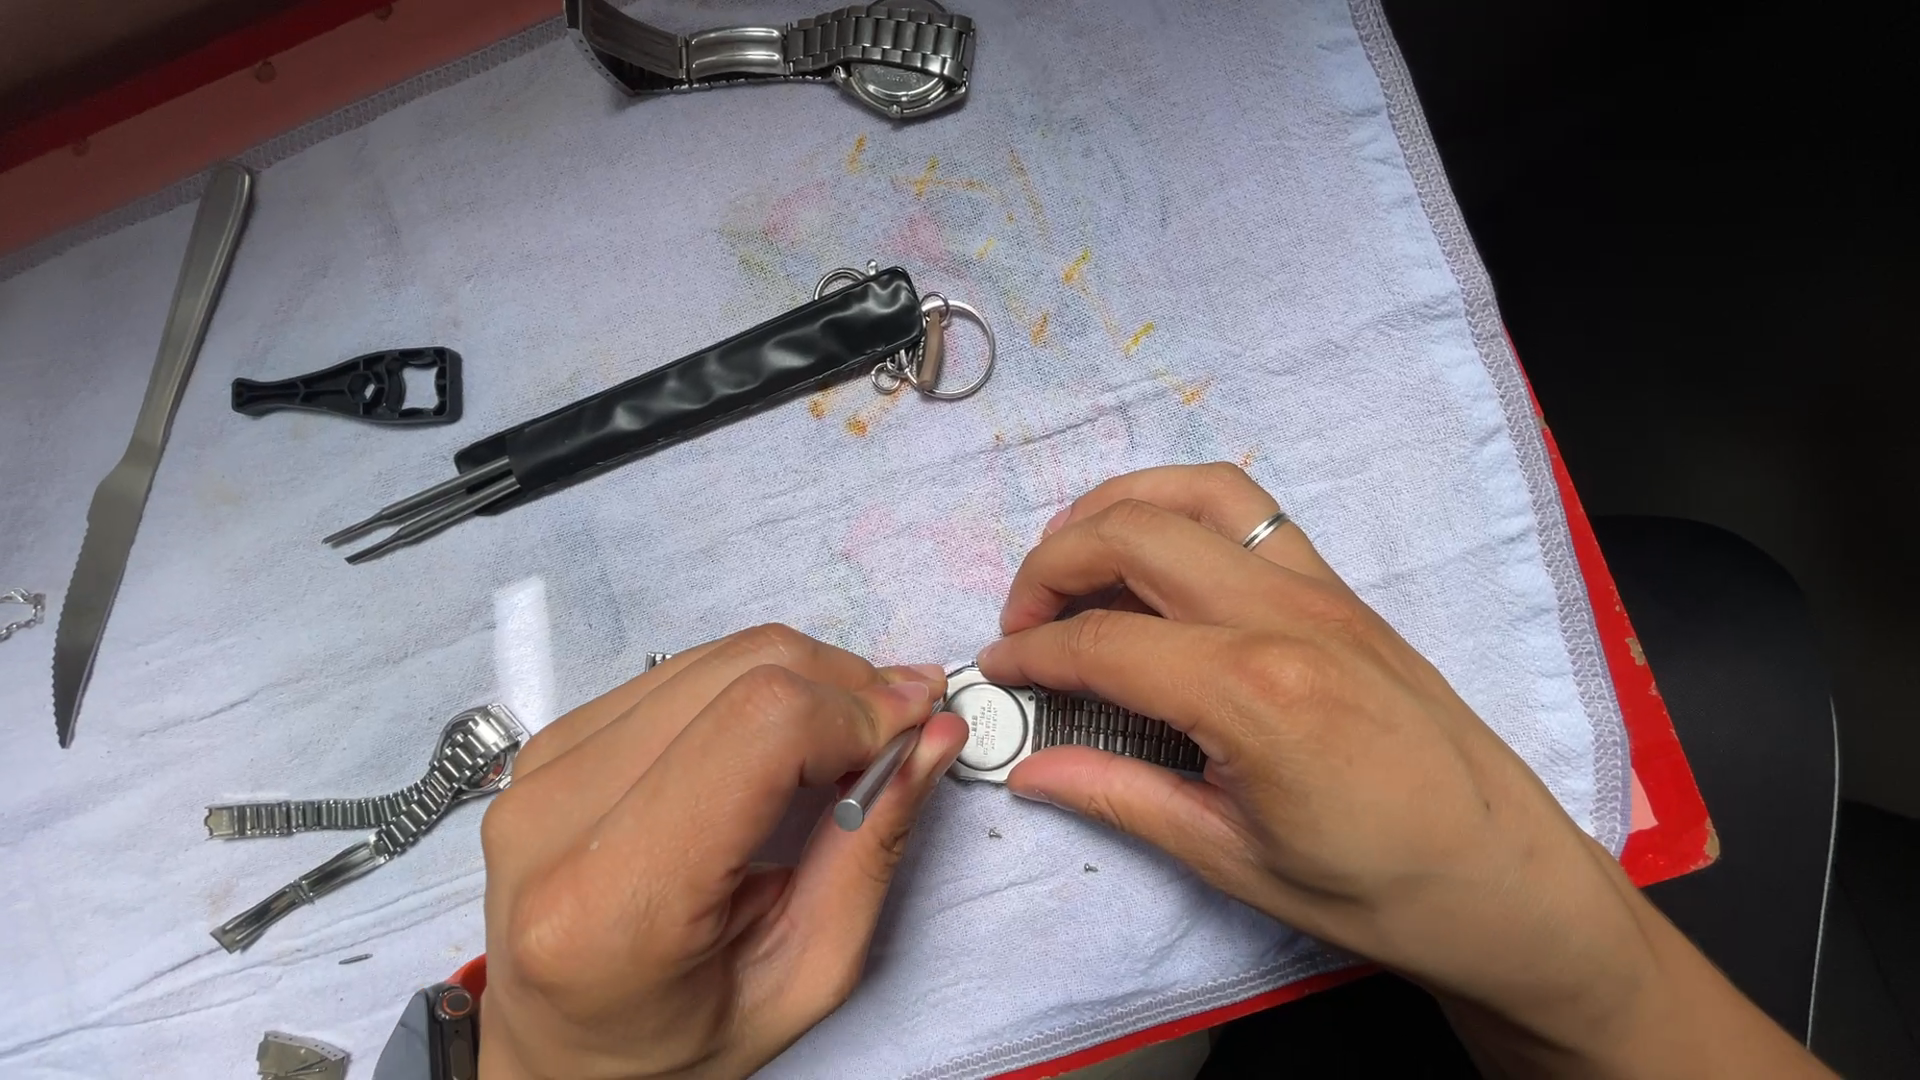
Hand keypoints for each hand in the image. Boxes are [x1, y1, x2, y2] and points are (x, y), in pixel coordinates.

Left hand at [478, 626, 968, 1079]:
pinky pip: (690, 666)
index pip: (761, 730)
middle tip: (897, 729)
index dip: (858, 710)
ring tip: (847, 733)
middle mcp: (560, 813)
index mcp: (616, 904)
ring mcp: (549, 762)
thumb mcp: (804, 975)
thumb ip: (873, 847)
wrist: (555, 1049)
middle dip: (849, 686)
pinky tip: (786, 733)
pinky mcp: (558, 735)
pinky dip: (762, 683)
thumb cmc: (679, 1040)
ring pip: (725, 655)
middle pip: (748, 674)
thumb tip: (933, 735)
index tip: (915, 728)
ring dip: (811, 680)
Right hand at [981, 464, 1826, 1077]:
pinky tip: (1152, 548)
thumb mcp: (1230, 859)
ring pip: (1191, 491)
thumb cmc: (1374, 888)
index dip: (1032, 652)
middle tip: (1022, 619)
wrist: (1512, 880)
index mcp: (1252, 693)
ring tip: (1071, 556)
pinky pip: (1244, 505)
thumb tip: (1024, 768)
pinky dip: (1176, 503)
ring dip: (1111, 507)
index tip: (997, 671)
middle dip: (1051, 565)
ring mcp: (1316, 585)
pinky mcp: (1336, 583)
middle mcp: (1282, 613)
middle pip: (1132, 536)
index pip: (1103, 642)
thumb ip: (1116, 795)